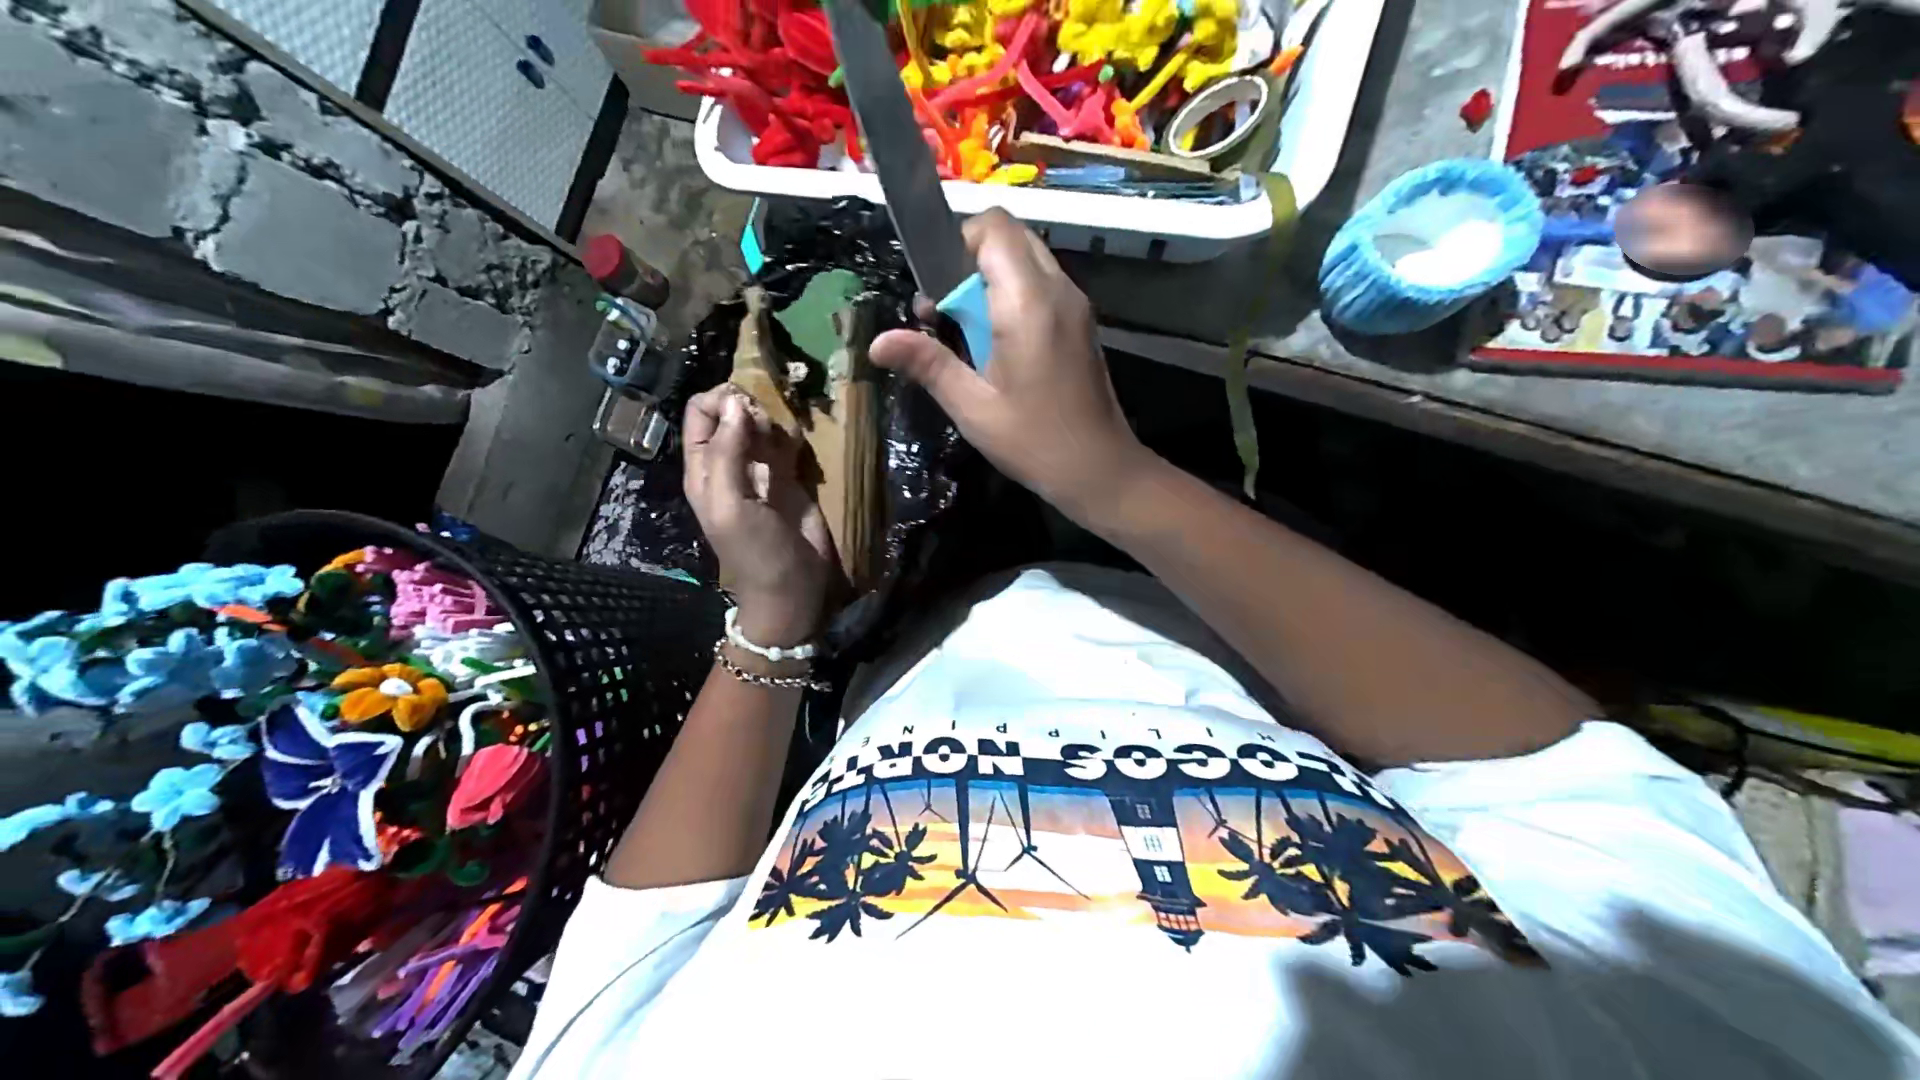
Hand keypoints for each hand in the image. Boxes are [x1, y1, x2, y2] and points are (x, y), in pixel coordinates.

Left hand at [683, 385, 836, 643]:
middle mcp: (729, 463)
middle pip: (732, 412)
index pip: (701, 412)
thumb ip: (727, 452)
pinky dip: (791, 436)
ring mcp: (760, 469)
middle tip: (765, 427)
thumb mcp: (731, 504)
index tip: (746, 407)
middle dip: (749, 407)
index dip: (720, 400)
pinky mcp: (789, 476)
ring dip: (772, 420)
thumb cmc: (756, 551)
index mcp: (704, 469)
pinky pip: (786, 442)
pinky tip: (796, 446)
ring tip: (782, 440)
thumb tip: (736, 401)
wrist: (792, 586)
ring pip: (760, 423)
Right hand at [869, 209, 1150, 523]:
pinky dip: (1015, 298)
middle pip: (1011, 237)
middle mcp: (1058, 290)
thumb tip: (877, 343)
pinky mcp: (1082, 323)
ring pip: (1028, 261)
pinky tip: (1001, 347)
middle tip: (949, 314)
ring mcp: (1076, 305)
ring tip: (972, 334)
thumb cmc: (1034, 441)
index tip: (937, 288)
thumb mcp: (972, 407)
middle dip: (971, 262)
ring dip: (993, 282)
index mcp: (1028, 302)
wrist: (1099, 469)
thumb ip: (928, 365)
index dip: (958, 242)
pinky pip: (1043, 286)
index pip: (994, 227)